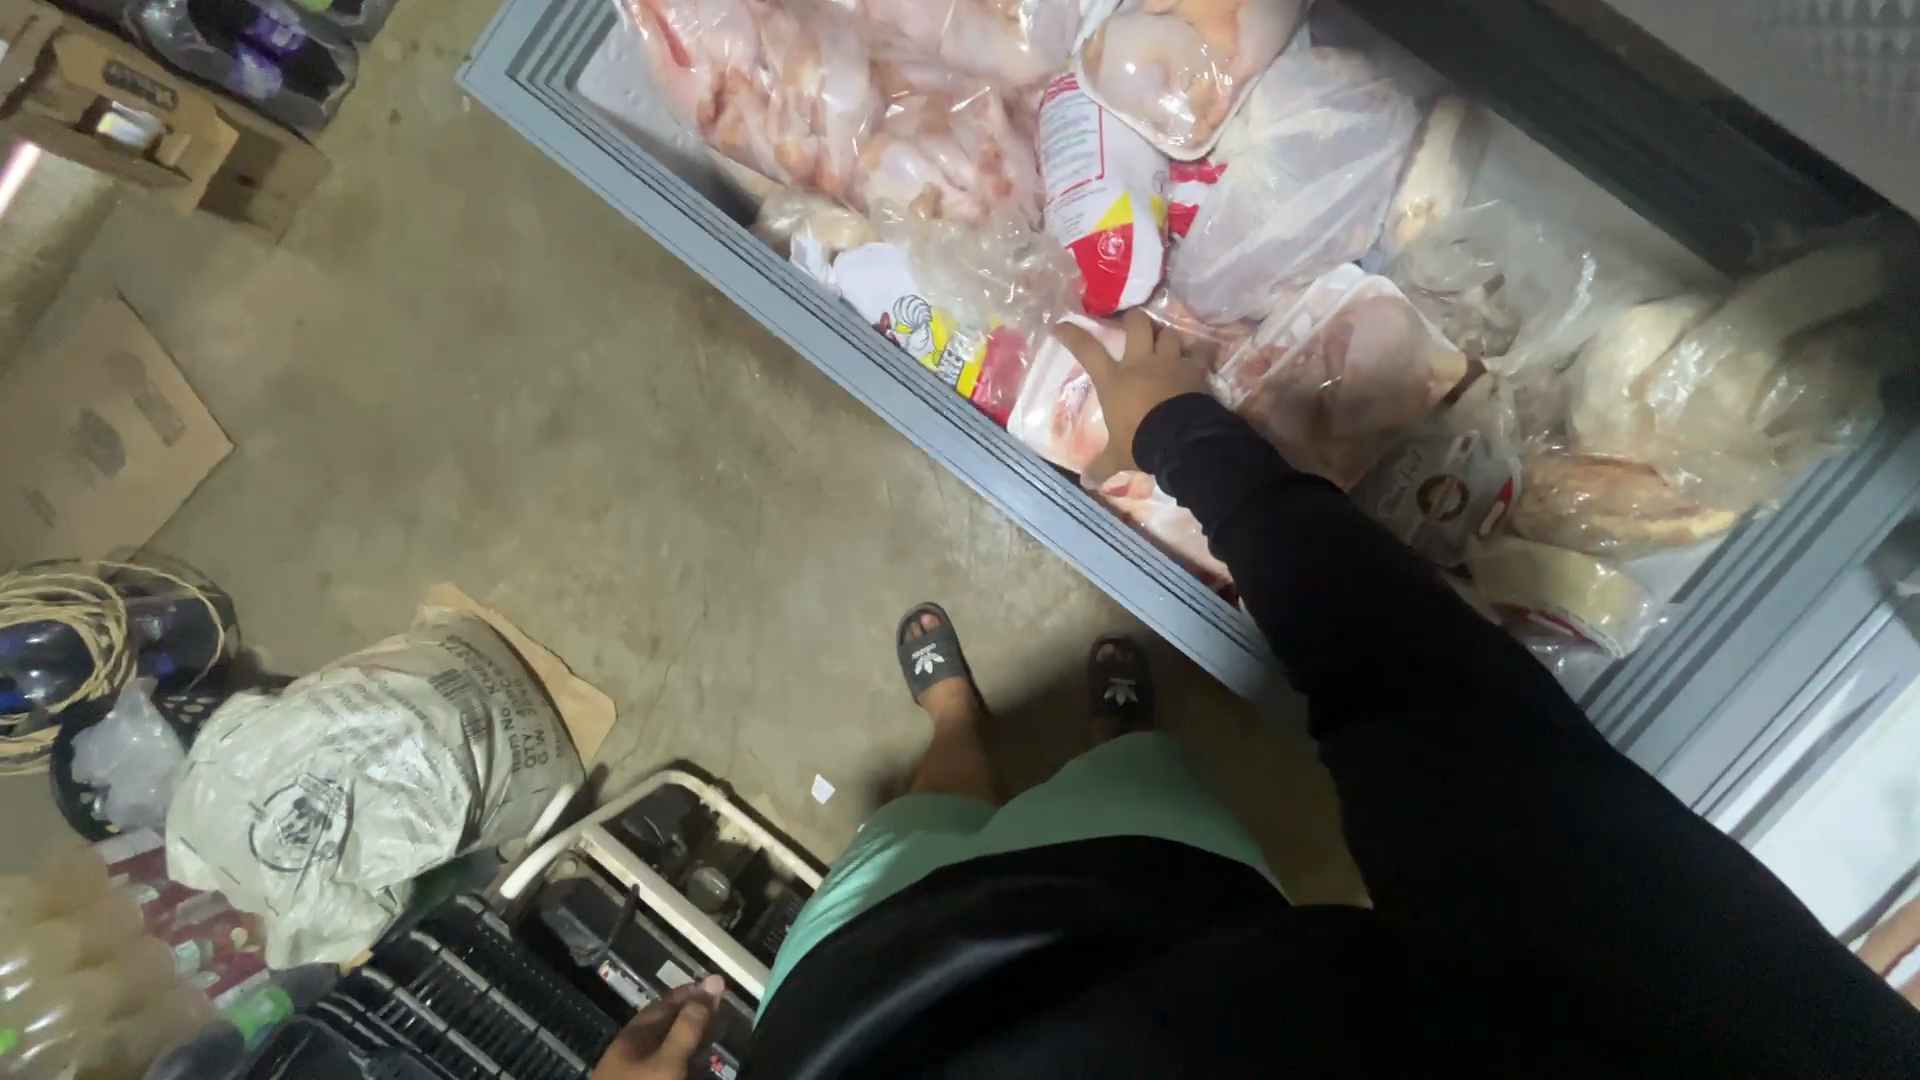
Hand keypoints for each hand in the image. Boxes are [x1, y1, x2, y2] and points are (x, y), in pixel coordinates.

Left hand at [592, 975, 725, 1079]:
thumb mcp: (669, 1061)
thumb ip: (690, 1025)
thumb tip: (713, 982)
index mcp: (633, 1036)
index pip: (668, 1001)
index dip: (694, 991)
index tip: (721, 987)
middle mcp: (631, 1052)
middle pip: (668, 1025)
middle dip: (696, 1017)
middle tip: (724, 1014)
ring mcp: (634, 1077)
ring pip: (668, 1050)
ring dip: (693, 1043)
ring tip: (716, 1041)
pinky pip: (666, 1072)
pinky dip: (685, 1066)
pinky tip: (699, 1070)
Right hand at [1053, 309, 1210, 485]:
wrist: (1181, 440)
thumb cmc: (1141, 442)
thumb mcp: (1118, 456)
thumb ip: (1101, 465)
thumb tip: (1085, 483)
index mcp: (1114, 381)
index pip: (1087, 350)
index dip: (1073, 335)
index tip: (1061, 326)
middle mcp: (1140, 363)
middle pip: (1136, 324)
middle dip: (1134, 318)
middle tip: (1132, 322)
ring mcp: (1169, 363)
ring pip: (1169, 333)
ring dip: (1167, 336)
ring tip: (1167, 343)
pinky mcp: (1194, 370)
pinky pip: (1198, 353)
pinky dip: (1198, 354)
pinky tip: (1197, 358)